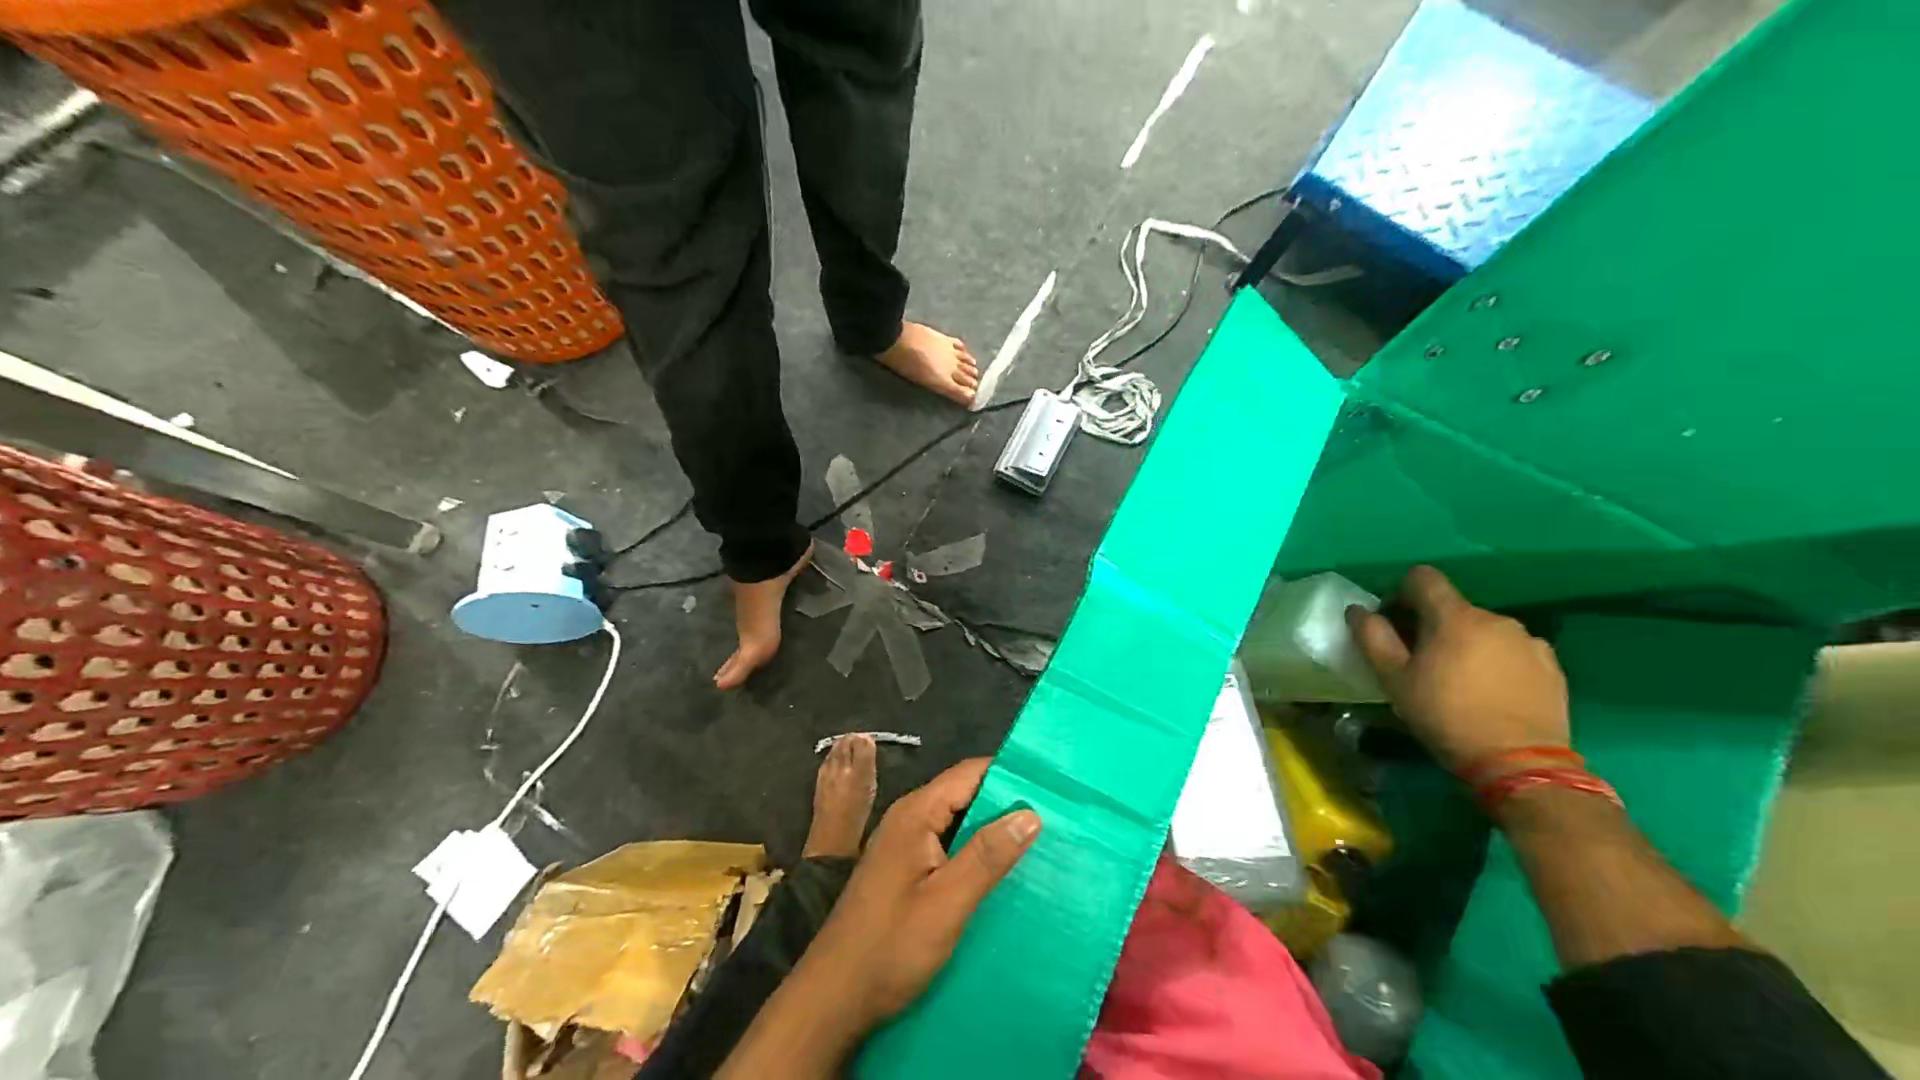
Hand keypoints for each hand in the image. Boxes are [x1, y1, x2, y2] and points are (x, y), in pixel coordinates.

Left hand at [797, 758, 1039, 1032]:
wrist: (833, 998)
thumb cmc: (890, 947)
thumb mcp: (947, 902)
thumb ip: (988, 855)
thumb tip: (1031, 812)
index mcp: (916, 813)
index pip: (970, 772)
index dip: (1010, 775)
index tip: (1052, 787)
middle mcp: (908, 819)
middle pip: (965, 794)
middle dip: (1006, 803)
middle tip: (1056, 818)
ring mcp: (904, 845)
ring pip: (958, 822)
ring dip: (993, 830)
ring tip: (1041, 842)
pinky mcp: (904, 871)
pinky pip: (948, 846)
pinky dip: (976, 852)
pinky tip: (1002, 872)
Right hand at [1345, 565, 1568, 776]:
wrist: (1520, 764)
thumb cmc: (1446, 716)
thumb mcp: (1394, 680)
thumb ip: (1373, 637)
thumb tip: (1358, 610)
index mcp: (1455, 617)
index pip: (1423, 578)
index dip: (1401, 593)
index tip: (1394, 622)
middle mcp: (1496, 618)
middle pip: (1453, 607)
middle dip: (1433, 625)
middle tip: (1422, 662)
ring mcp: (1529, 641)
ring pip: (1484, 630)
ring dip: (1466, 643)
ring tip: (1460, 680)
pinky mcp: (1551, 666)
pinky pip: (1512, 650)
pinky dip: (1496, 660)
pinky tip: (1491, 691)